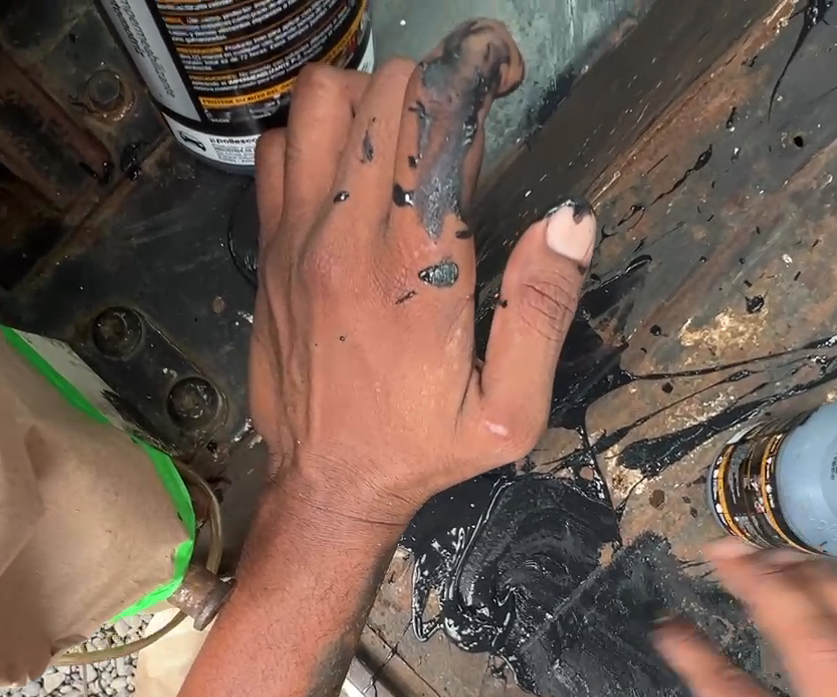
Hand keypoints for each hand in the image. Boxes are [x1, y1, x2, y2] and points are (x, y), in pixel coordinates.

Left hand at [249, 21, 598, 529]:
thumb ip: (542, 314)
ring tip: (401, 142)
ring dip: (369, 102)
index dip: (476, 72)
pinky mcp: (268, 254)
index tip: (499, 76)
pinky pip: (279, 152)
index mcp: (417, 267)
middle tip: (460, 121)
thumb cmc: (418, 451)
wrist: (327, 484)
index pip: (438, 118)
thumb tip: (569, 219)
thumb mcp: (508, 414)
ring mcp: (296, 240)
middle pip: (383, 94)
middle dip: (433, 87)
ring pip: (321, 104)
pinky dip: (314, 140)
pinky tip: (345, 176)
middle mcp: (347, 237)